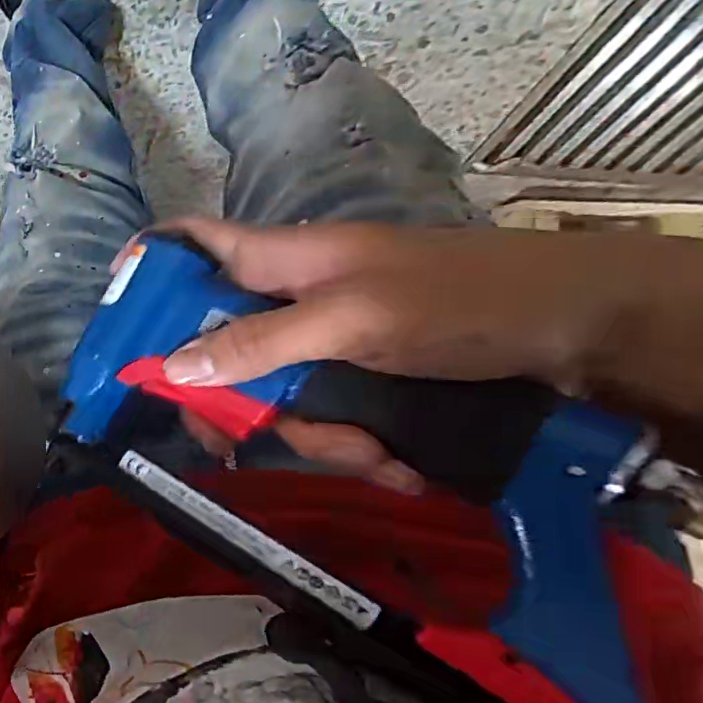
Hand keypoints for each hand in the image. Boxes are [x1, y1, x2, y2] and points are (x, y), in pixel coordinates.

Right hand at [146, 220, 653, 489]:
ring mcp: (316, 341)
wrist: (582, 335)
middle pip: (210, 341)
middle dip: (224, 397)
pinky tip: (391, 460)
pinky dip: (345, 444)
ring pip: (265, 391)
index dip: (145, 265)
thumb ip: (258, 343)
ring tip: (368, 452)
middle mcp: (283, 297)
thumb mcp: (350, 319)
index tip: (119, 316)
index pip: (187, 242)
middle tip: (225, 440)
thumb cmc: (460, 299)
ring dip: (307, 434)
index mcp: (274, 259)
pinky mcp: (350, 377)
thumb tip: (170, 368)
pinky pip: (315, 414)